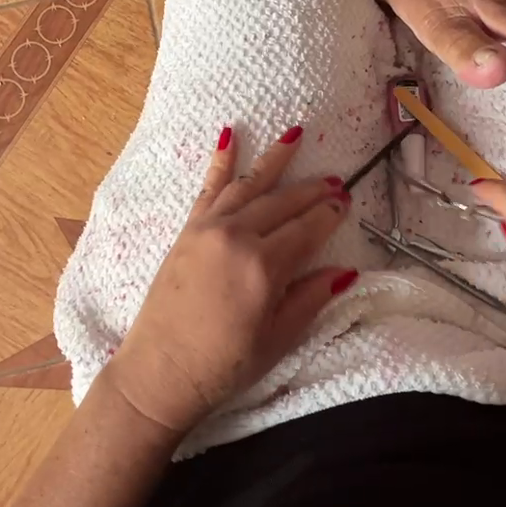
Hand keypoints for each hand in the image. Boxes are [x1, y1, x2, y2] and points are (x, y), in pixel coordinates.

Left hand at [104, 125, 357, 434]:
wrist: (158, 371)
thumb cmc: (222, 366)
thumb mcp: (277, 340)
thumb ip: (310, 298)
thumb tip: (344, 272)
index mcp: (263, 267)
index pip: (306, 229)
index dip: (329, 215)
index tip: (346, 202)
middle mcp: (236, 237)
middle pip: (283, 202)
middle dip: (312, 190)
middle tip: (336, 180)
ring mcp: (209, 228)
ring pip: (250, 184)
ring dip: (275, 159)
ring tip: (296, 136)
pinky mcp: (188, 229)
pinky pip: (209, 187)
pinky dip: (221, 160)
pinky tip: (230, 135)